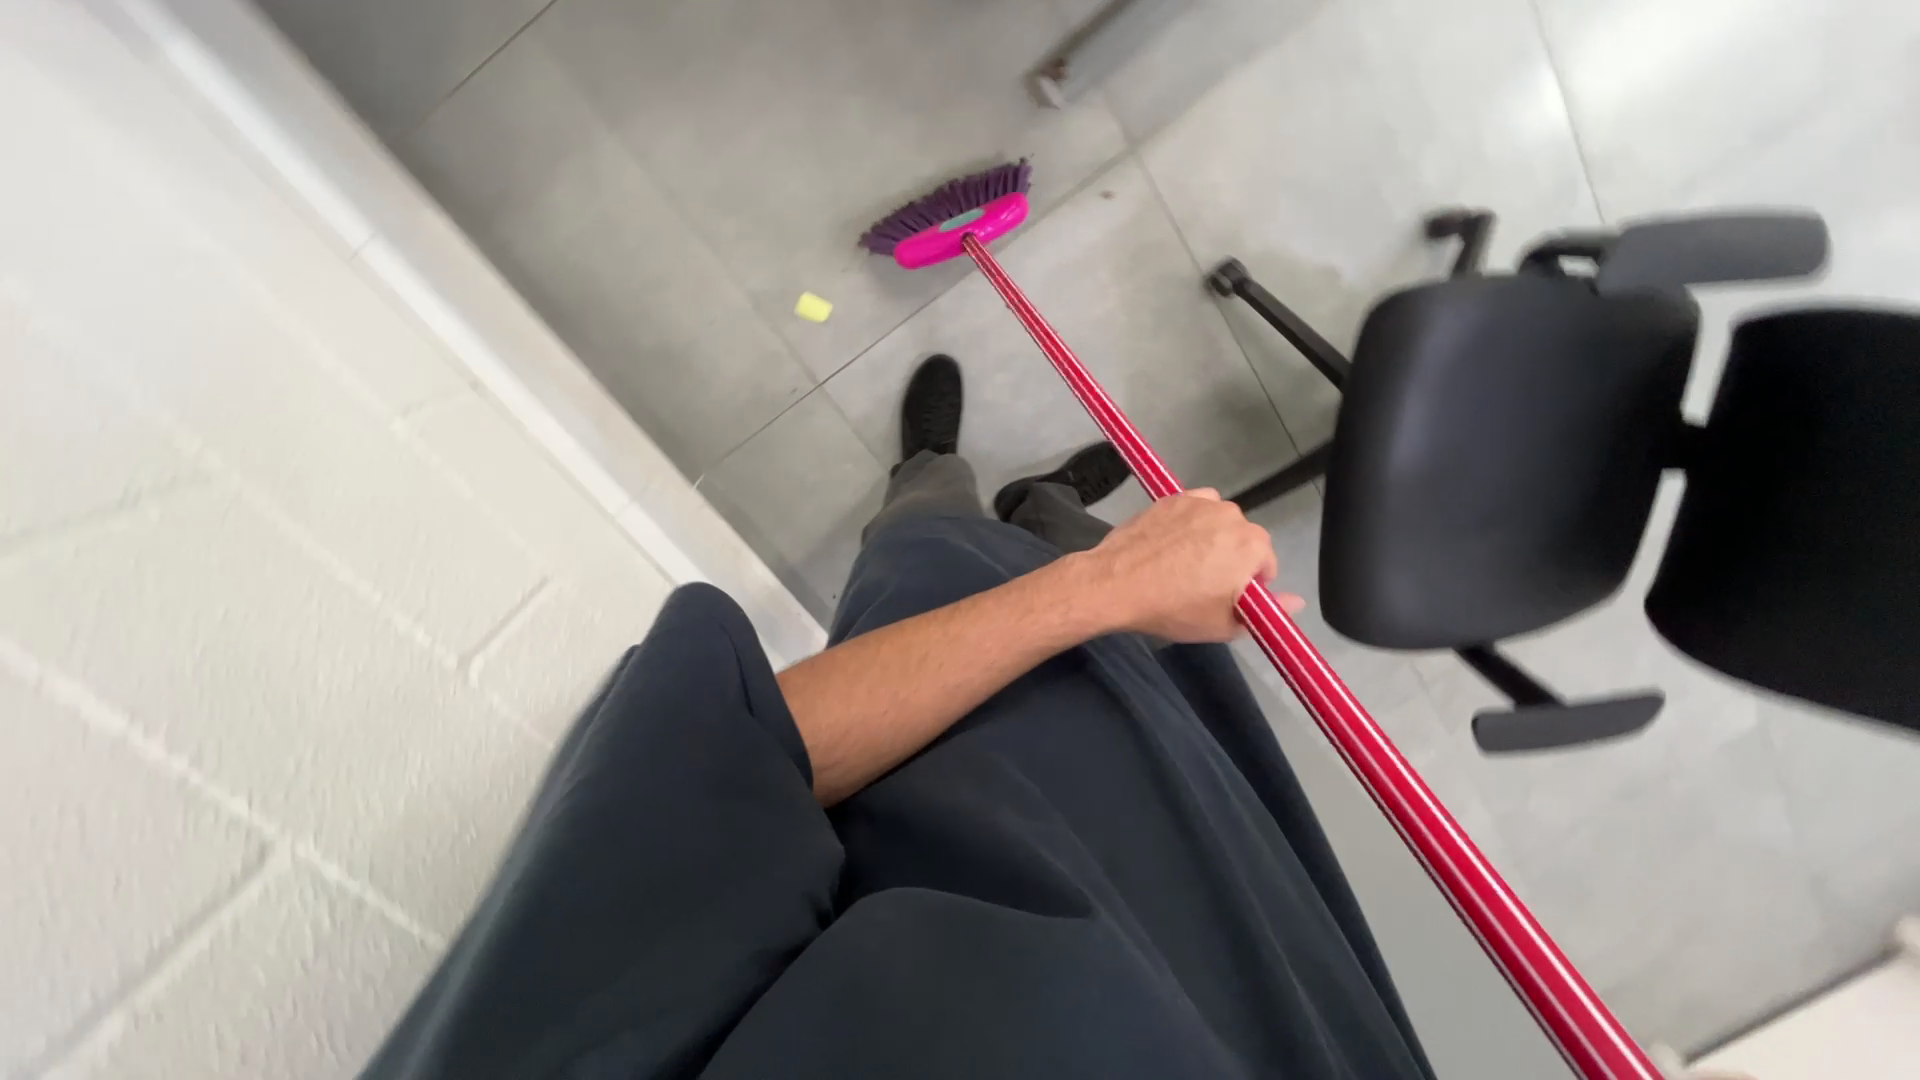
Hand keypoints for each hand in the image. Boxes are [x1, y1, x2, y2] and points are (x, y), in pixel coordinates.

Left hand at [1070, 489, 1301, 642]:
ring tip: (1182, 563)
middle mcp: (1232, 516)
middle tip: (1199, 584)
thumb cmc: (1172, 608)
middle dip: (1230, 559)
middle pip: (1243, 540)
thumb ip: (1268, 613)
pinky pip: (1195, 506)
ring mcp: (1200, 502)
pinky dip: (1190, 520)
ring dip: (1211, 537)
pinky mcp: (1172, 497)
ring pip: (1219, 521)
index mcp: (1253, 546)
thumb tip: (1298, 603)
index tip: (1223, 598)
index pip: (1265, 565)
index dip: (1247, 585)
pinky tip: (1171, 541)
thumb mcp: (1224, 624)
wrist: (1115, 584)